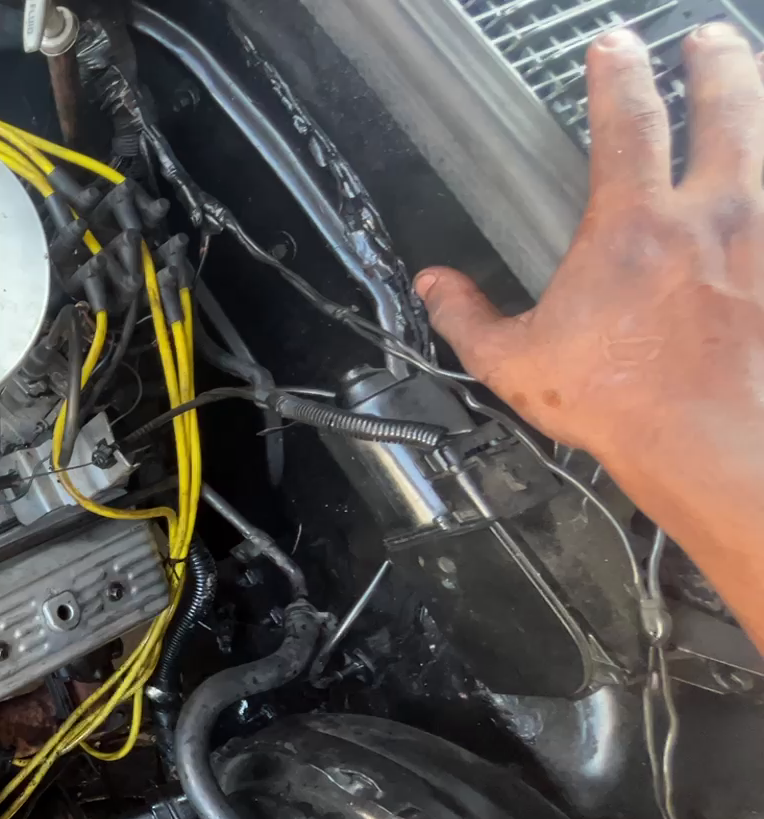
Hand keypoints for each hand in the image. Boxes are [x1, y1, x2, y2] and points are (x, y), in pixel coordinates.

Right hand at [416, 24, 763, 479]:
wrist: (703, 432)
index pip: (629, 128)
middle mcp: (712, 214)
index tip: (612, 48)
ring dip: (760, 96)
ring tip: (752, 71)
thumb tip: (434, 283)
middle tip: (705, 37)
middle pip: (729, 107)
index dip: (617, 79)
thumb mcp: (506, 357)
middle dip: (716, 62)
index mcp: (631, 231)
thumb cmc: (606, 394)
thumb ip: (464, 313)